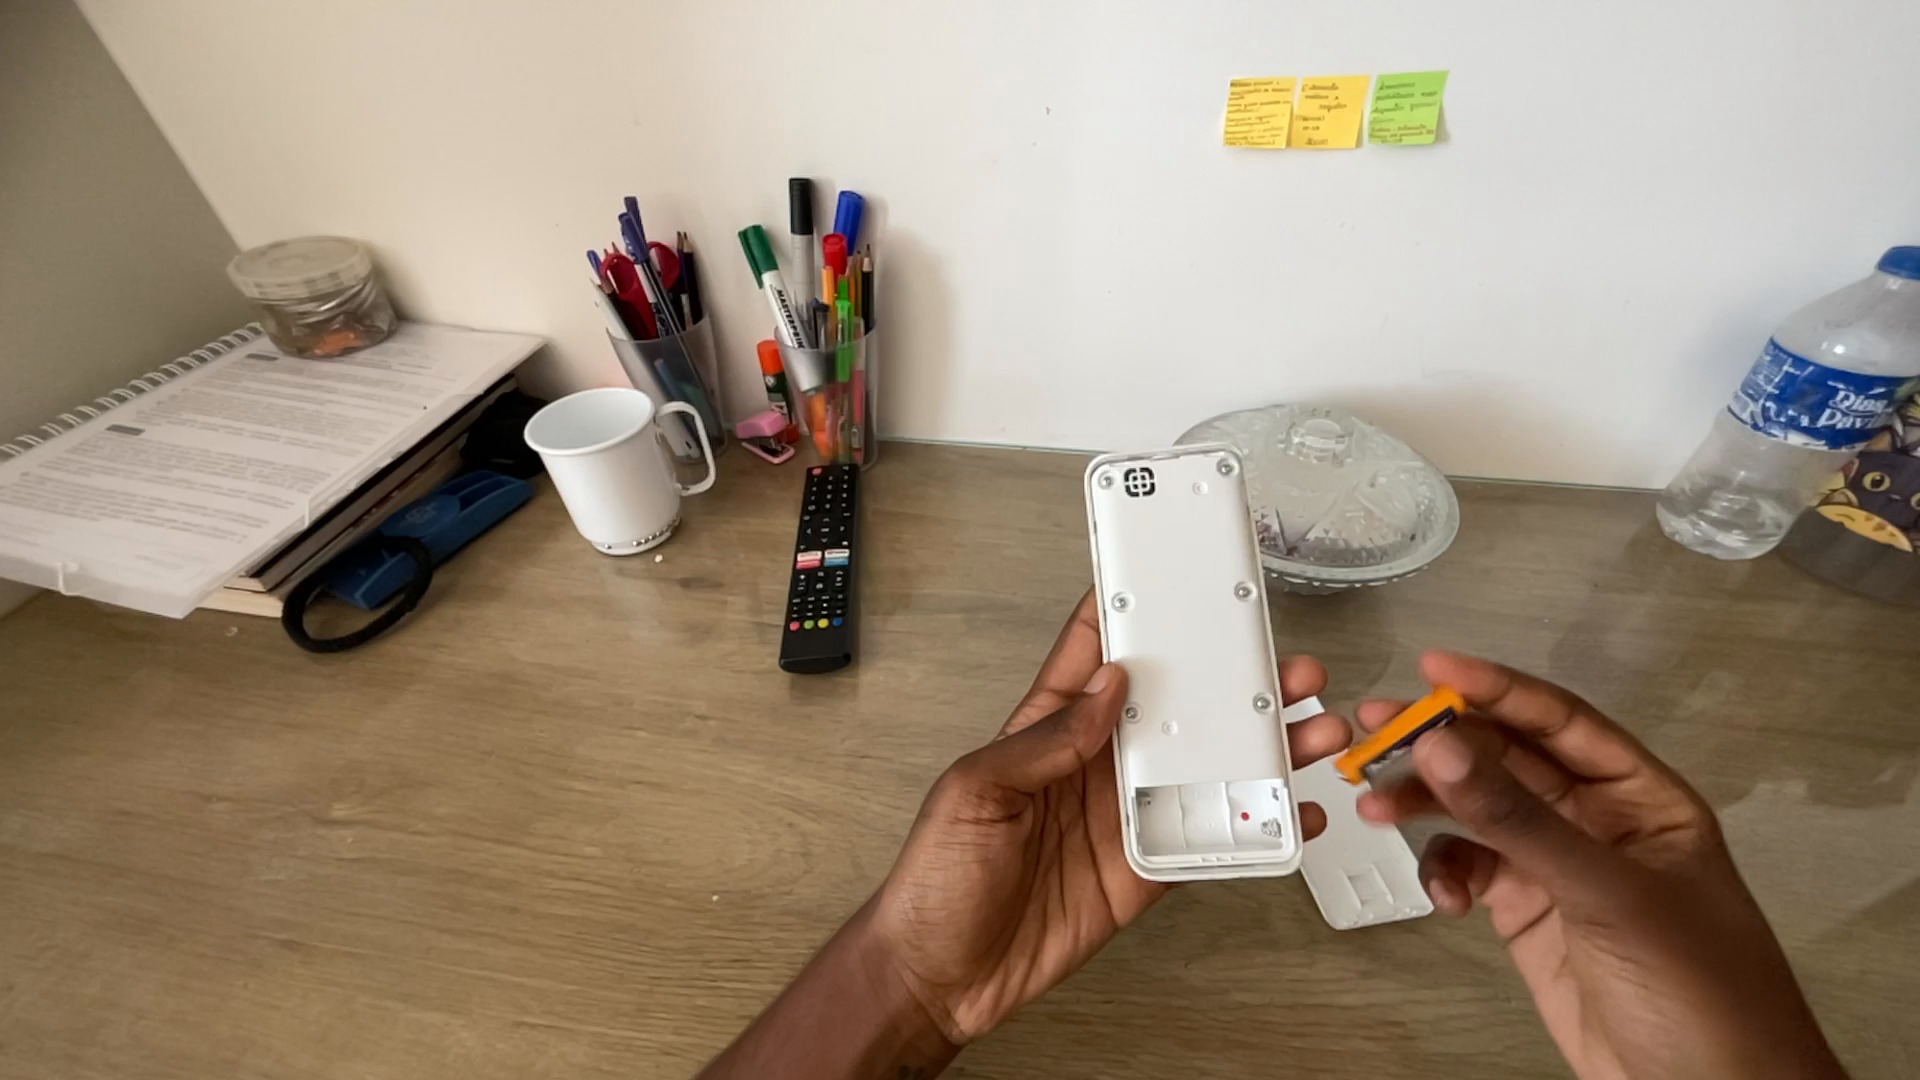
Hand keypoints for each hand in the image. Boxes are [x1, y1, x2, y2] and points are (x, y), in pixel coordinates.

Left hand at [867, 589, 1352, 1044]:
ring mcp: (1121, 814)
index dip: (1125, 617)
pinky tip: (1291, 811)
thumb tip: (1104, 687)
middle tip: (1273, 664)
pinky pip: (1207, 839)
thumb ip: (1044, 742)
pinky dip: (1252, 825)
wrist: (944, 972)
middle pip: (1167, 708)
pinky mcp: (1141, 868)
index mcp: (1045, 730)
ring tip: (1304, 727)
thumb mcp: (976, 789)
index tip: (1167, 580)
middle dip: (1221, 680)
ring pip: (1199, 766)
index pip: (1090, 658)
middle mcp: (1091, 763)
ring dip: (1251, 747)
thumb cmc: (939, 872)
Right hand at [1357, 651, 1845, 1079]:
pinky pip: (1462, 859)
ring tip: (1373, 804)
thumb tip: (1433, 744)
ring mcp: (1548, 856)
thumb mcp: (1604, 893)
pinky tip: (1439, 894)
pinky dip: (1439, 867)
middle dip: (1435, 742)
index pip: (1558, 721)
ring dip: (1420, 801)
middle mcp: (1587, 815)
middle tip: (1372, 728)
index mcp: (1636, 797)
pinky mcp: (1517, 898)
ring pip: (1469, 803)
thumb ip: (1514, 817)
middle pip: (1498, 756)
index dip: (1494, 688)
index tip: (1429, 667)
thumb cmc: (1692, 989)